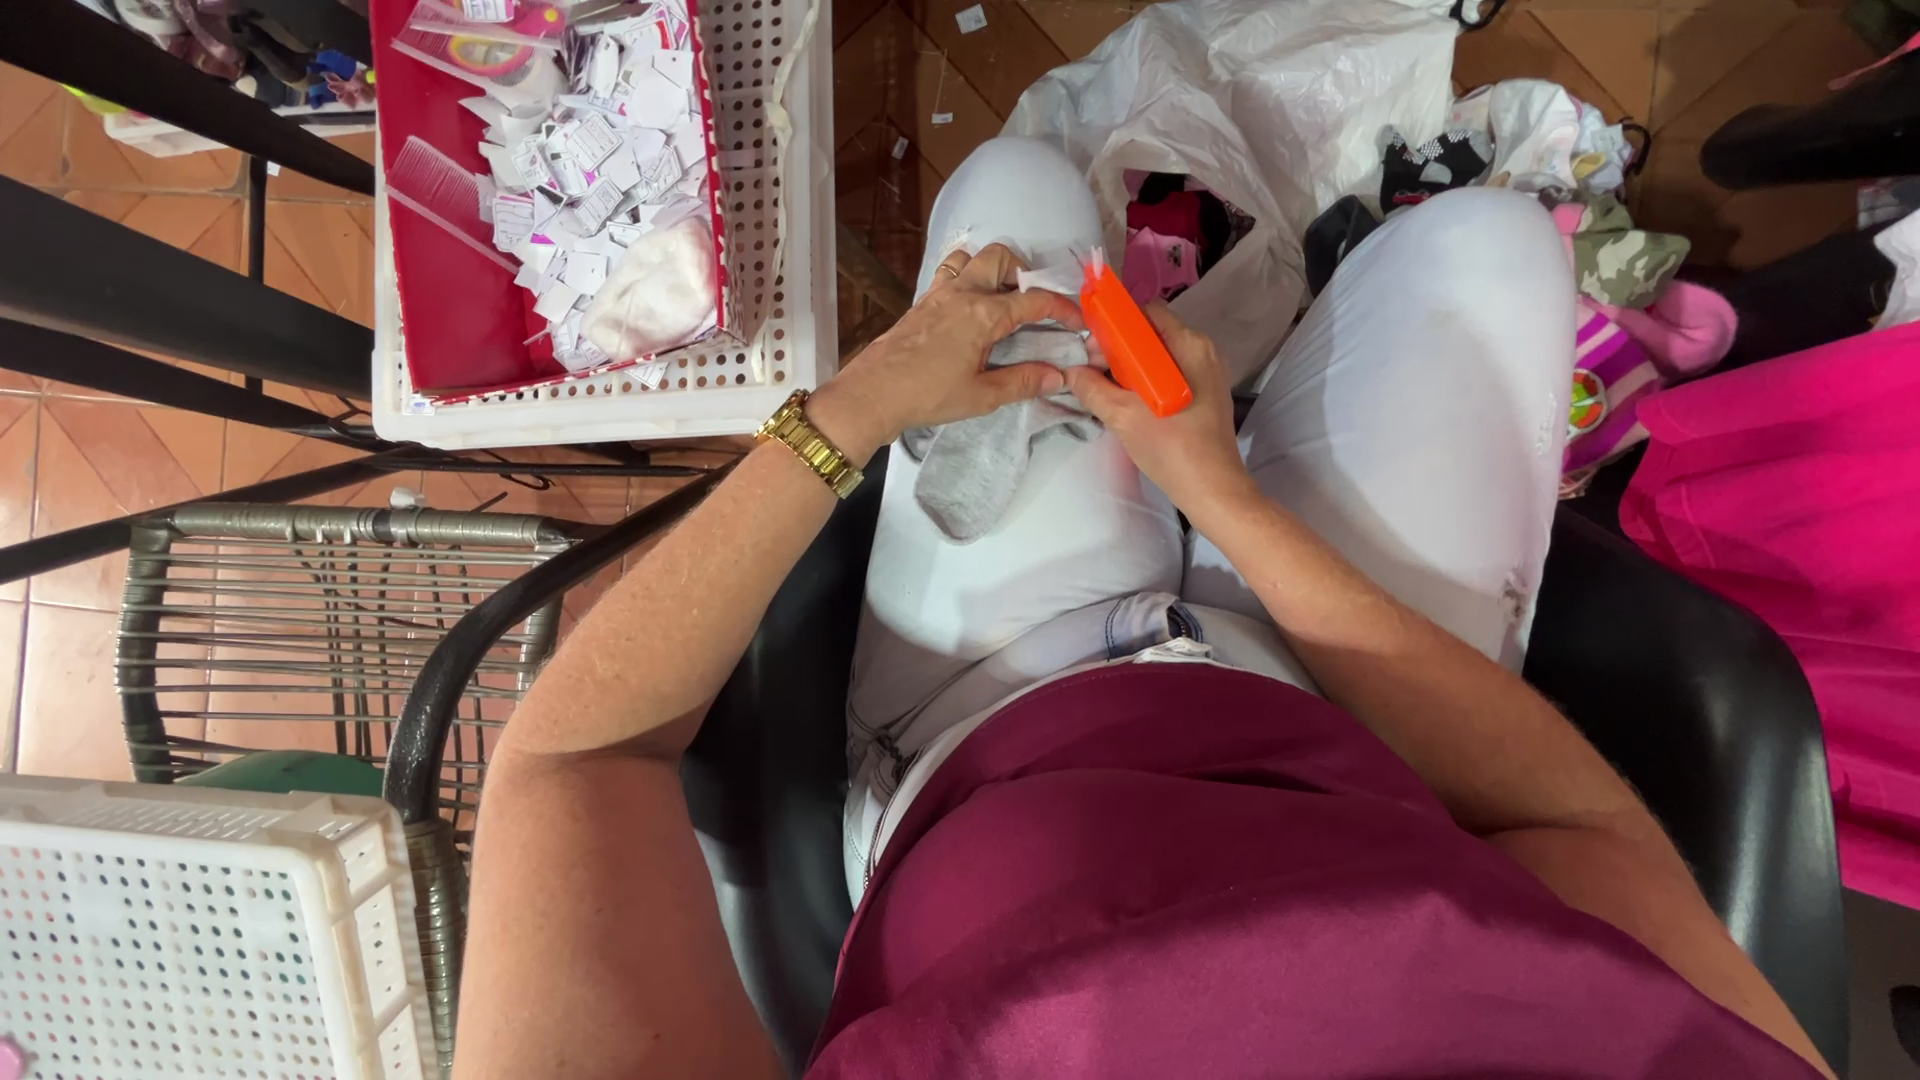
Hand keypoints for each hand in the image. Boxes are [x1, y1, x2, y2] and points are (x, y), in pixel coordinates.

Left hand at [809, 244, 1083, 458]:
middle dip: (1023, 273)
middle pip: (1000, 257)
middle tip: (1030, 303)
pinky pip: (947, 275)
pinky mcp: (920, 305)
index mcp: (983, 314)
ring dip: (989, 269)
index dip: (1062, 308)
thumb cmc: (927, 395)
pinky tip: (967, 310)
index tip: (1077, 321)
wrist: (873, 393)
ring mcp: (937, 295)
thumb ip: (1022, 382)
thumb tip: (1057, 377)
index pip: (1034, 300)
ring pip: (969, 259)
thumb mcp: (982, 396)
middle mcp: (962, 294)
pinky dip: (964, 280)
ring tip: (998, 300)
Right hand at [1064, 303, 1254, 519]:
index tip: (1091, 348)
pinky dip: (1146, 383)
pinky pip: (1168, 376)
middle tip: (1093, 373)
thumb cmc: (1172, 448)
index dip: (1115, 325)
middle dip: (1119, 349)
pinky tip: (1128, 405)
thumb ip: (1093, 389)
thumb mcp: (1123, 416)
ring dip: (1130, 369)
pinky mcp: (1205, 395)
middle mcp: (1202, 351)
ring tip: (1106, 391)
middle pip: (1152, 334)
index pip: (1146, 314)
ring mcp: (1207, 374)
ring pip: (1158, 357)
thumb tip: (1072, 372)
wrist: (1212, 489)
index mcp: (1188, 346)